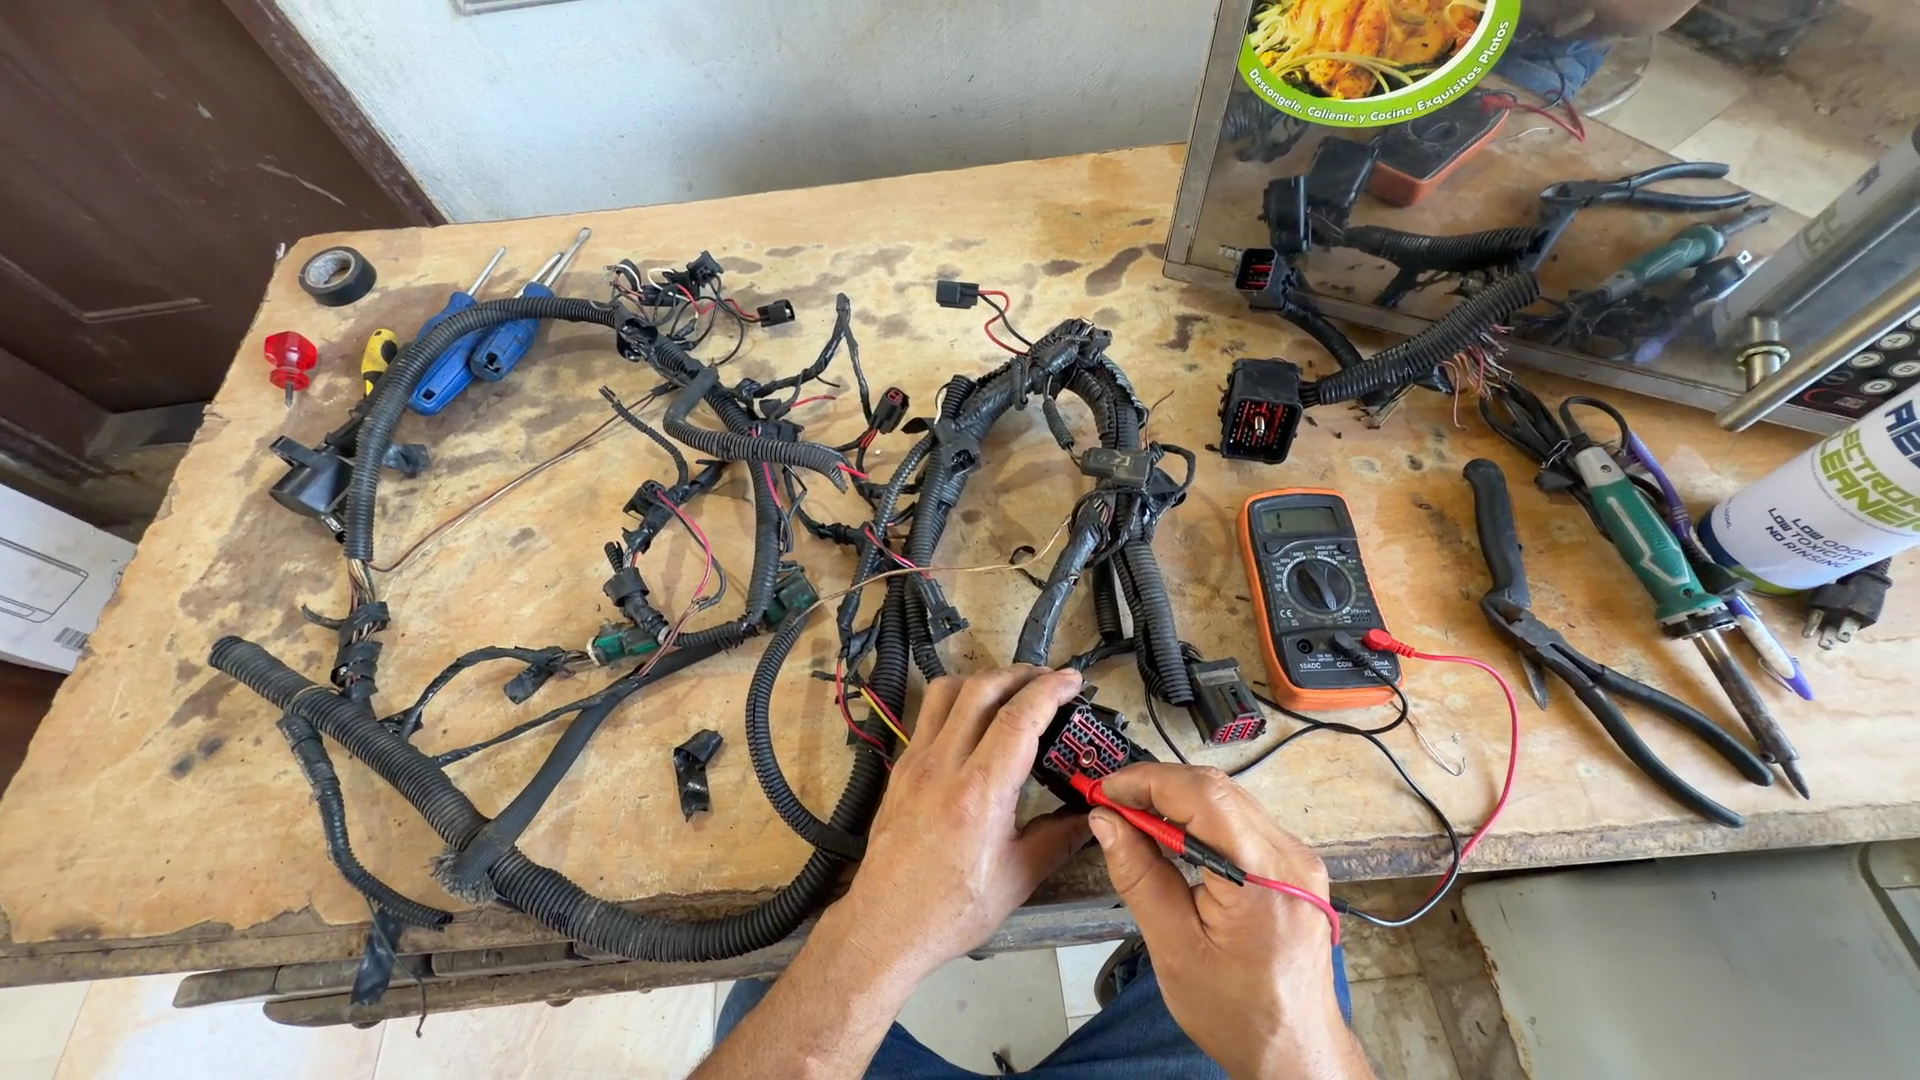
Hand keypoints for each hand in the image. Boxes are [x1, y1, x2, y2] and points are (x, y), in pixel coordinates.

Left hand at [823, 666, 1090, 988]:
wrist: (886, 924)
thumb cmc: (951, 909)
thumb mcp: (1018, 877)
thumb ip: (1059, 837)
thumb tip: (1092, 813)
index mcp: (978, 793)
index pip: (1017, 719)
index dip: (1049, 690)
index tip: (1072, 679)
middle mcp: (942, 766)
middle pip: (981, 690)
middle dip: (1021, 675)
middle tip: (1049, 680)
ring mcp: (915, 762)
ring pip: (947, 691)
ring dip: (985, 680)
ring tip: (1013, 690)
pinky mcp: (901, 768)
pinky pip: (928, 714)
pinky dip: (958, 700)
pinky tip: (976, 719)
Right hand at [1090, 764, 1371, 1079]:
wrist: (1297, 1054)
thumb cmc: (1236, 1012)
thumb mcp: (1174, 948)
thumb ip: (1139, 875)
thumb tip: (1106, 820)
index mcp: (1263, 876)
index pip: (1203, 796)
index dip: (1147, 781)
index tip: (1105, 791)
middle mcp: (1291, 855)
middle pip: (1216, 789)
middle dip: (1157, 787)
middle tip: (1113, 805)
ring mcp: (1298, 857)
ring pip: (1228, 799)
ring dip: (1176, 800)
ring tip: (1134, 820)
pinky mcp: (1295, 864)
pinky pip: (1240, 819)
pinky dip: (1199, 818)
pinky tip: (1172, 837)